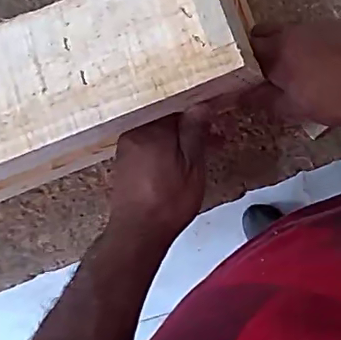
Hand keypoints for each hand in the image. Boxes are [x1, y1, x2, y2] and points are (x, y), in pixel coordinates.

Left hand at [106, 111, 208, 243]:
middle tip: (213, 141)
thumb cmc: (167, 203)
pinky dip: (165, 151)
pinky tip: (179, 166)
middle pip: (168, 119)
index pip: (179, 107)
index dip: (201, 114)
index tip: (215, 123)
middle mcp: (135, 134)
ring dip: (179, 140)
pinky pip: (149, 146)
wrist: (137, 234)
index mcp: (153, 130)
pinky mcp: (125, 163)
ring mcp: (127, 148)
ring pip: (159, 133)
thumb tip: (200, 105)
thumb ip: (195, 131)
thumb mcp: (192, 165)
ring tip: (199, 157)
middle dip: (191, 128)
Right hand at [241, 21, 340, 137]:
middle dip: (257, 51)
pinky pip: (309, 32)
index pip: (244, 48)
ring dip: (282, 47)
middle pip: (262, 34)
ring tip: (291, 72)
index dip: (238, 62)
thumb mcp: (292, 108)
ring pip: (287, 32)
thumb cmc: (334, 103)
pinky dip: (304, 45)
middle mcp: (293, 31)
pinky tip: (316, 65)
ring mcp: (315, 26)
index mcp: (278, 50)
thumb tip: (241, 97)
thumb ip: (262, 99)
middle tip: (261, 74)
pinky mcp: (335, 27)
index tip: (237, 75)